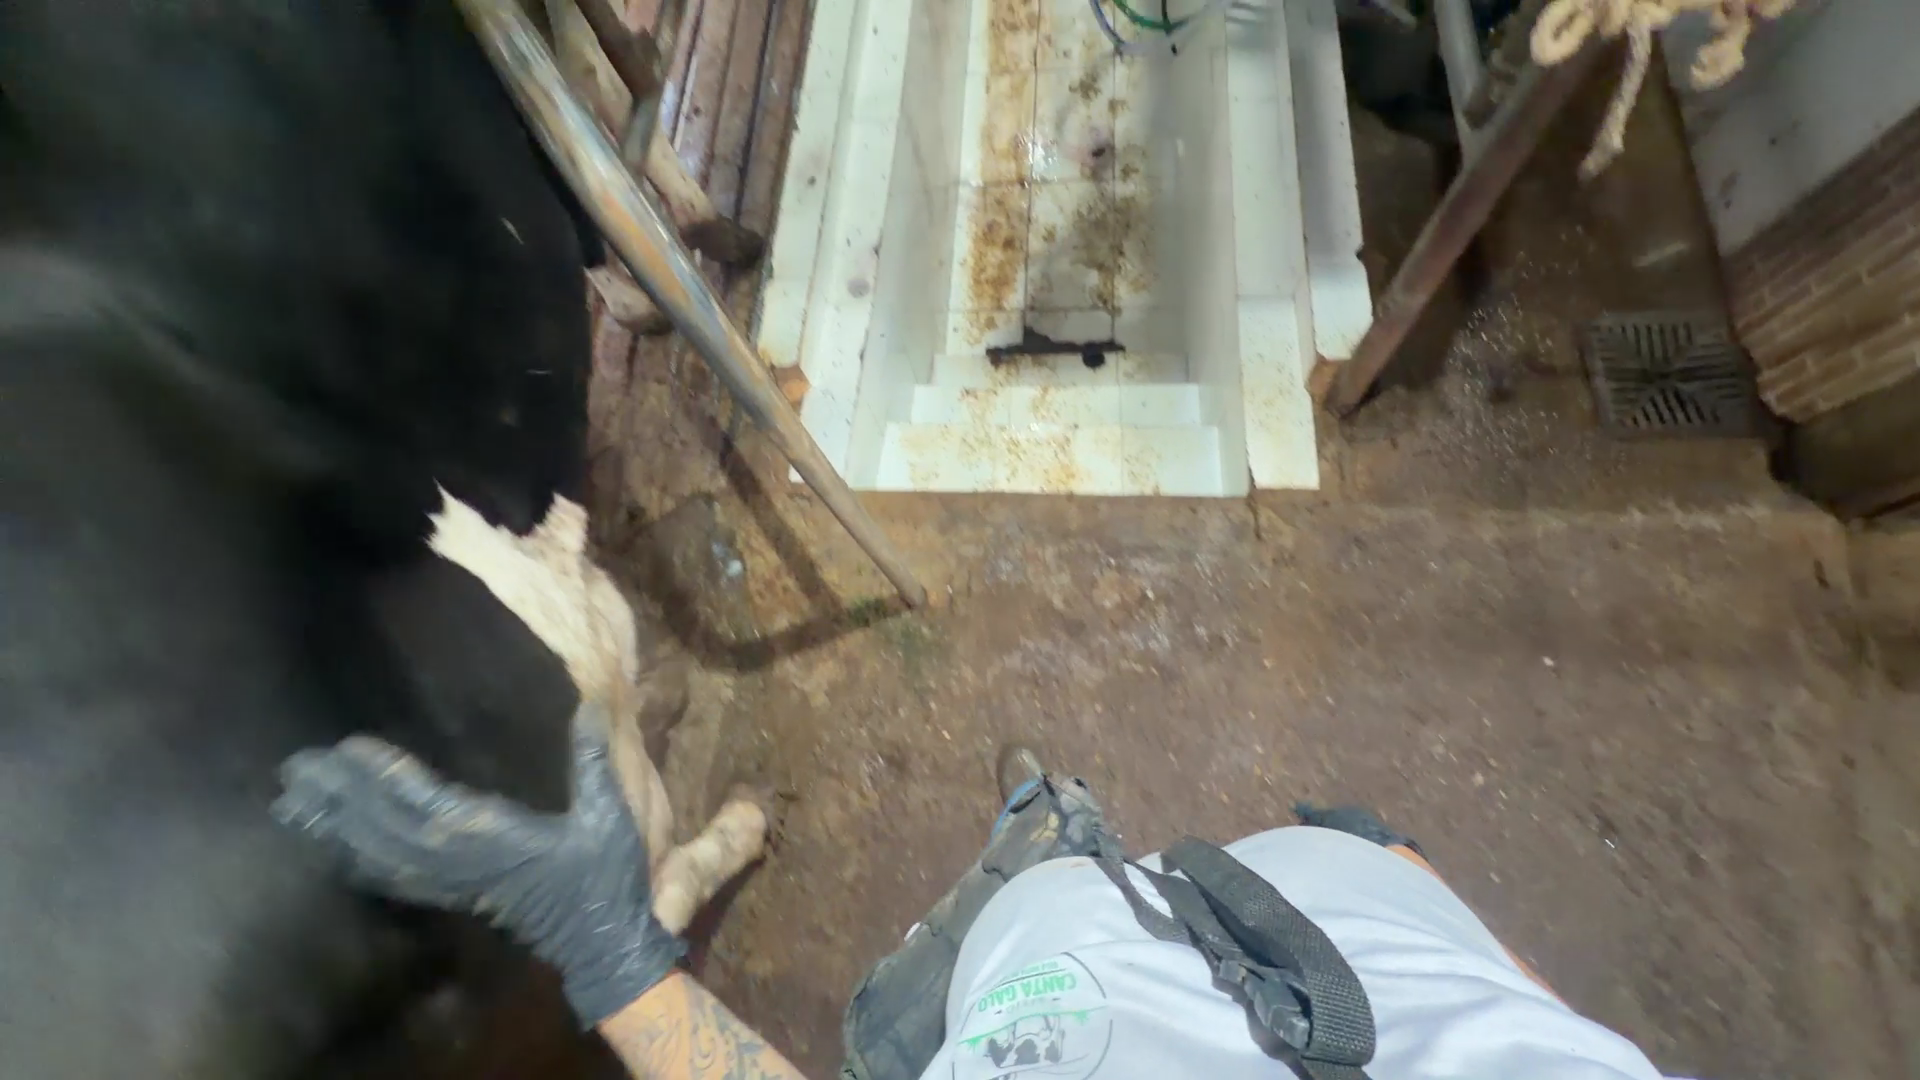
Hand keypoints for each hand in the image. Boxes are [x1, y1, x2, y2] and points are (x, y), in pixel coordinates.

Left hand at [271, 702, 683, 1024]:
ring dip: (335, 827)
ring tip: (295, 801)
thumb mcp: (608, 813)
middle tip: (297, 766)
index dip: (384, 776)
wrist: (599, 938)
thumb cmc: (604, 872)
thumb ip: (593, 761)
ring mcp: (450, 883)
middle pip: (385, 828)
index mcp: (494, 835)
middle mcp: (459, 861)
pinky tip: (335, 847)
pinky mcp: (451, 896)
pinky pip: (390, 879)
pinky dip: (354, 861)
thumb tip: (588, 706)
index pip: (425, 803)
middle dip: (341, 796)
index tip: (349, 748)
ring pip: (377, 855)